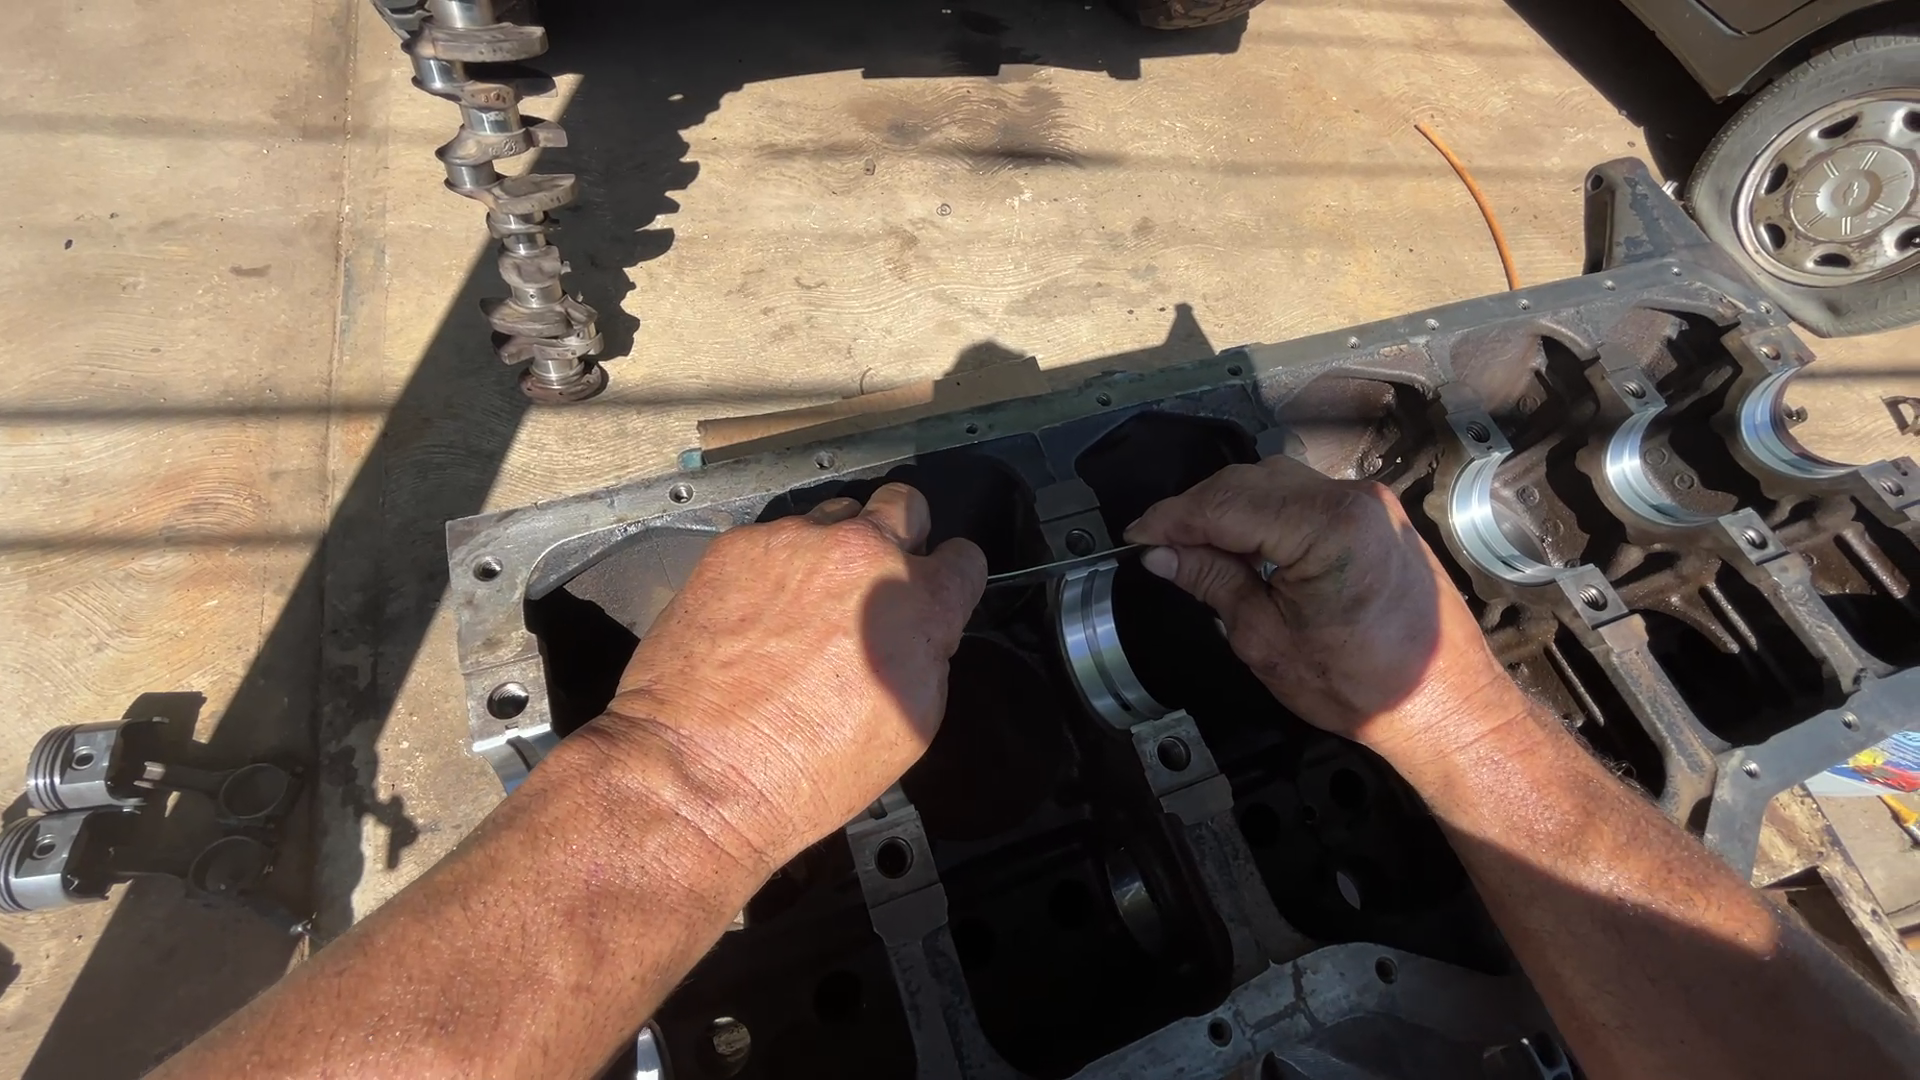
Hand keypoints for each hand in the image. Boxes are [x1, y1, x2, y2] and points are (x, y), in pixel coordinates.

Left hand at [580, 483, 986, 869]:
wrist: (700, 768)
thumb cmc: (813, 766)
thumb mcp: (911, 724)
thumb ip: (928, 651)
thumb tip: (919, 626)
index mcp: (918, 601)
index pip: (966, 558)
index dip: (953, 578)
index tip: (936, 592)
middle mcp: (864, 554)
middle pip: (905, 502)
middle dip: (901, 534)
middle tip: (876, 577)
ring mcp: (799, 540)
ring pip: (837, 513)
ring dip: (835, 547)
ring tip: (806, 599)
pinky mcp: (741, 543)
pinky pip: (776, 536)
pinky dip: (777, 564)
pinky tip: (757, 611)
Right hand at [1123, 456, 1524, 763]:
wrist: (1448, 708)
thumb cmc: (1363, 686)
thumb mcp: (1266, 639)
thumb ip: (1211, 582)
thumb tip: (1160, 555)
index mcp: (1327, 528)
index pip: (1223, 505)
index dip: (1170, 519)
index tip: (1135, 536)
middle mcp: (1351, 500)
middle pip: (1244, 483)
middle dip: (1192, 510)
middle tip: (1156, 546)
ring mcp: (1367, 502)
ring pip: (1268, 481)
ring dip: (1222, 508)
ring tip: (1189, 546)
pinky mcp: (1372, 514)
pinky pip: (1297, 495)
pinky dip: (1256, 512)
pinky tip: (1234, 541)